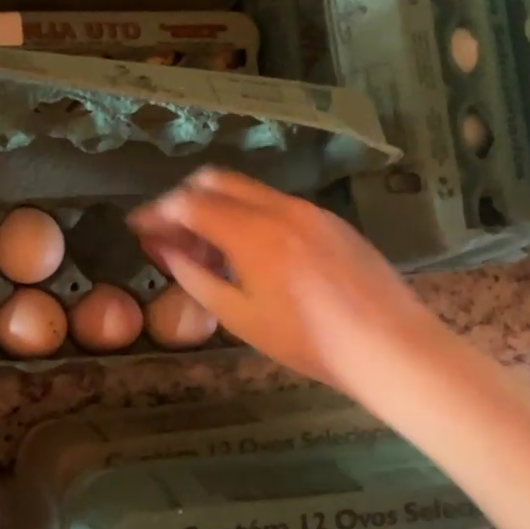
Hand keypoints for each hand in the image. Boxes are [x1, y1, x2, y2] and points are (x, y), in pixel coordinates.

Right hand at [128, 168, 453, 389]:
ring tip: (206, 247)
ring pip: (248, 190)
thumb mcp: (238, 316)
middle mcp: (280, 208)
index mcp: (252, 231)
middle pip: (216, 180)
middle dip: (184, 198)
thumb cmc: (307, 341)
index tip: (137, 227)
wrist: (391, 348)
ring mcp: (310, 211)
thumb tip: (163, 248)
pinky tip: (248, 252)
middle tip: (168, 230)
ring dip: (216, 207)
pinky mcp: (331, 222)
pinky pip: (276, 204)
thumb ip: (194, 275)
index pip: (188, 203)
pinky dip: (248, 215)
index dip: (157, 212)